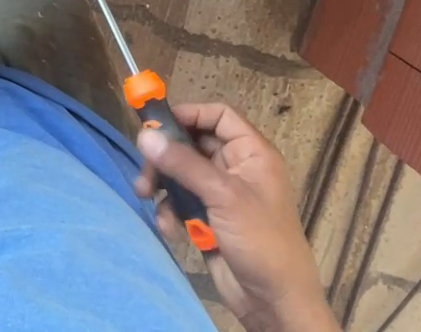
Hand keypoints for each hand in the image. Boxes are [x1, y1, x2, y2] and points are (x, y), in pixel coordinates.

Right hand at [135, 104, 334, 331]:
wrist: (277, 306)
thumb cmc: (261, 242)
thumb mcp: (223, 197)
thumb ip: (183, 163)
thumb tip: (144, 135)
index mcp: (252, 153)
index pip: (218, 116)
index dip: (189, 114)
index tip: (157, 123)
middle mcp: (236, 168)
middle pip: (192, 143)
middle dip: (166, 154)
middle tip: (144, 168)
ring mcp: (221, 194)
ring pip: (181, 172)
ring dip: (162, 183)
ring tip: (145, 194)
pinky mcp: (209, 218)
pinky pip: (181, 200)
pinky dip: (170, 209)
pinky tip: (168, 226)